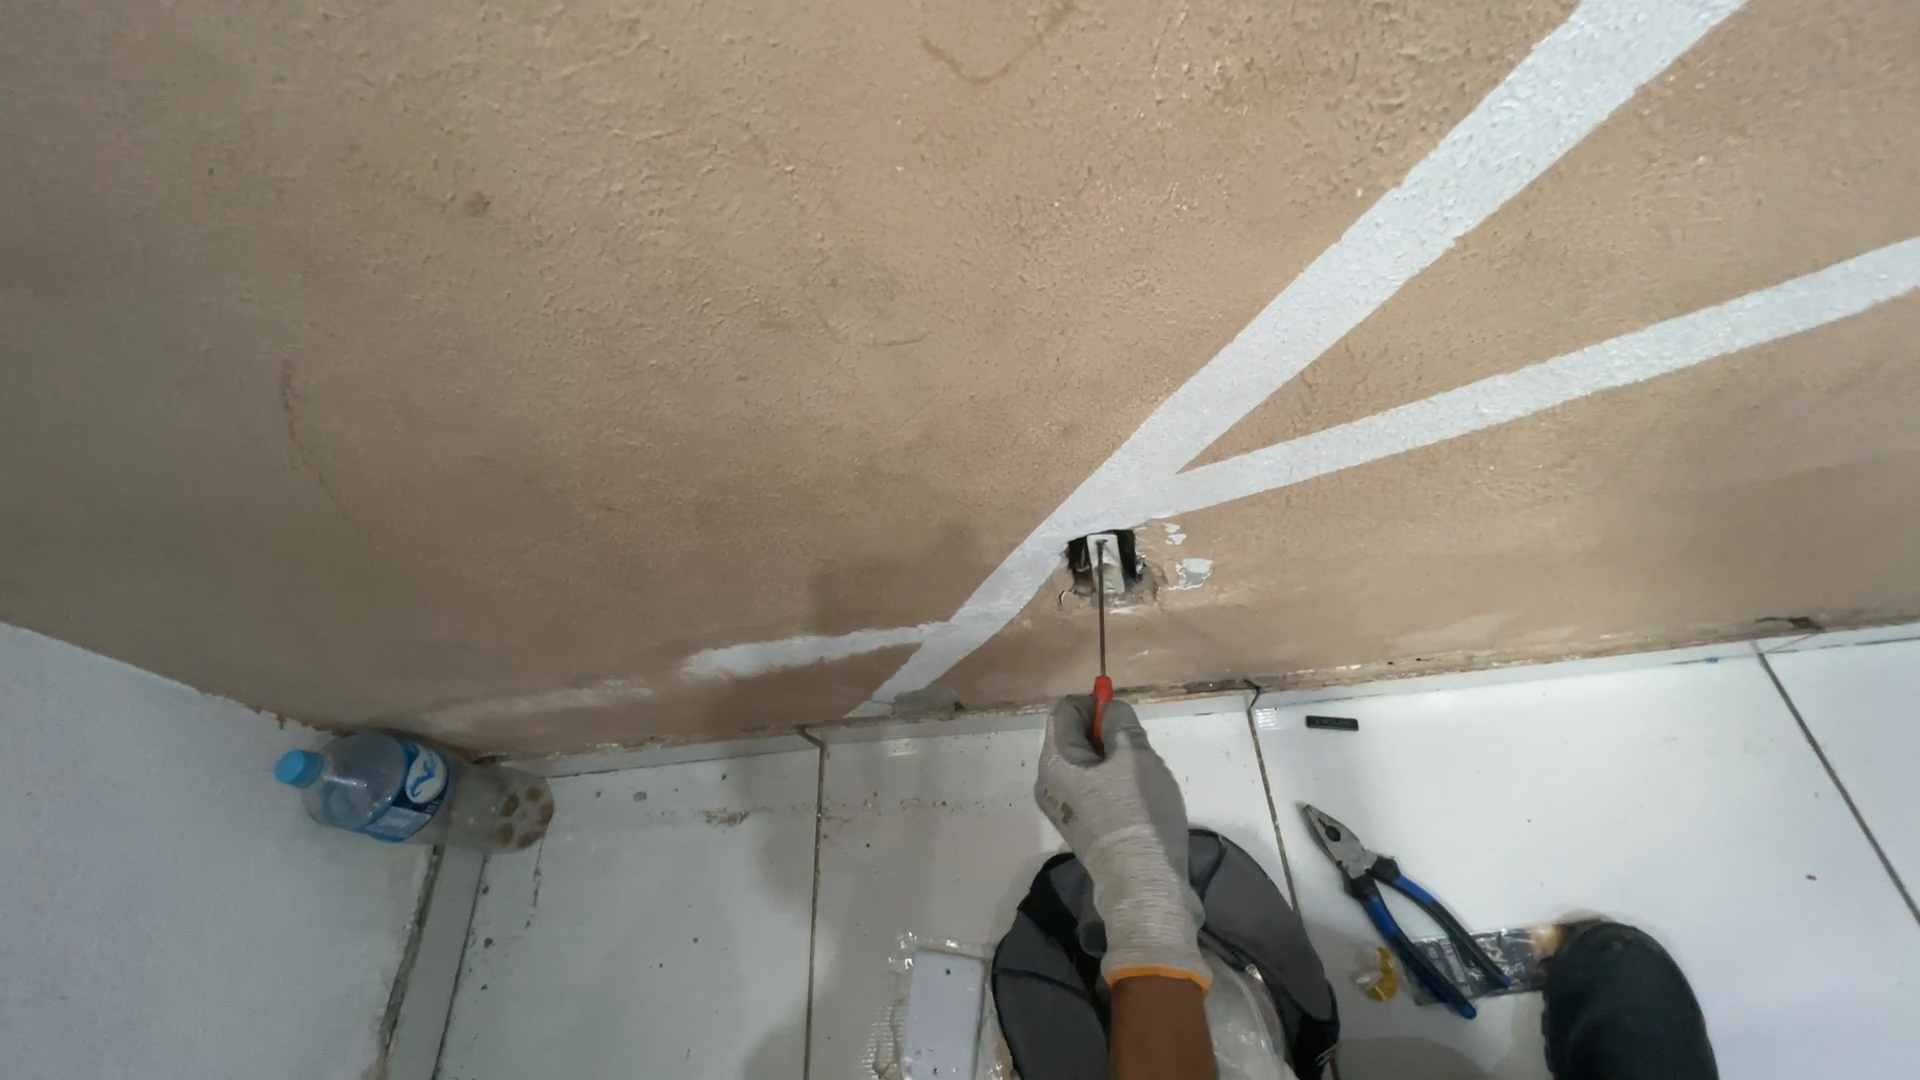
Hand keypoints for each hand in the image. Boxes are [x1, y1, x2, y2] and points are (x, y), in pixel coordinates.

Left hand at [1034, 695, 1208, 988]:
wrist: (1145, 887)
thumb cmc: (1138, 815)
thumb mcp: (1134, 756)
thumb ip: (1120, 723)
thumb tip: (1111, 709)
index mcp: (1054, 761)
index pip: (1064, 711)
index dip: (1094, 703)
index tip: (1123, 716)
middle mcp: (1048, 782)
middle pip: (1072, 736)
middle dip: (1105, 733)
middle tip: (1137, 749)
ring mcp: (1062, 807)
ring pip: (1086, 763)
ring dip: (1113, 758)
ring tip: (1141, 776)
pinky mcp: (1079, 825)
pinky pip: (1091, 787)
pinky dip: (1112, 781)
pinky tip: (1138, 798)